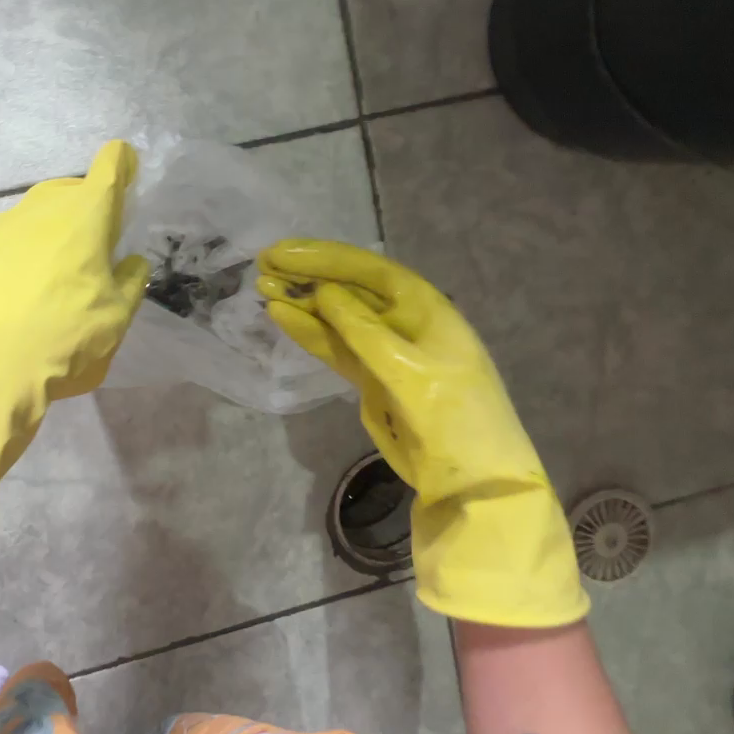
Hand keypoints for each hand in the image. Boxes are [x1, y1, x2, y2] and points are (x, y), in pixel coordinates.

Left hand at [0, 141, 152, 569]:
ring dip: (49, 236)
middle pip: (70, 191)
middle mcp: (41, 207)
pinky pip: (5, 244)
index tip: (127, 181)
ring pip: (34, 217)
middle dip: (85, 210)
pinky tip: (15, 298)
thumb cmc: (65, 339)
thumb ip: (128, 281)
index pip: (111, 164)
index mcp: (86, 214)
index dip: (123, 167)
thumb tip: (128, 262)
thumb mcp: (117, 318)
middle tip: (92, 252)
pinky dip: (17, 259)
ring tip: (51, 282)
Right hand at [257, 240, 587, 626]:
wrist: (472, 480)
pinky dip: (309, 333)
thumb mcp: (408, 370)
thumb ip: (362, 330)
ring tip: (262, 288)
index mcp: (424, 306)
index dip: (323, 257)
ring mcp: (385, 351)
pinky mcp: (371, 379)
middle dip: (307, 275)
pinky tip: (281, 317)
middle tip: (262, 266)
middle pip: (348, 288)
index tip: (281, 252)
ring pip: (336, 318)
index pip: (367, 269)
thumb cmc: (453, 417)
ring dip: (301, 303)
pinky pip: (335, 348)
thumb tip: (323, 291)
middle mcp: (403, 320)